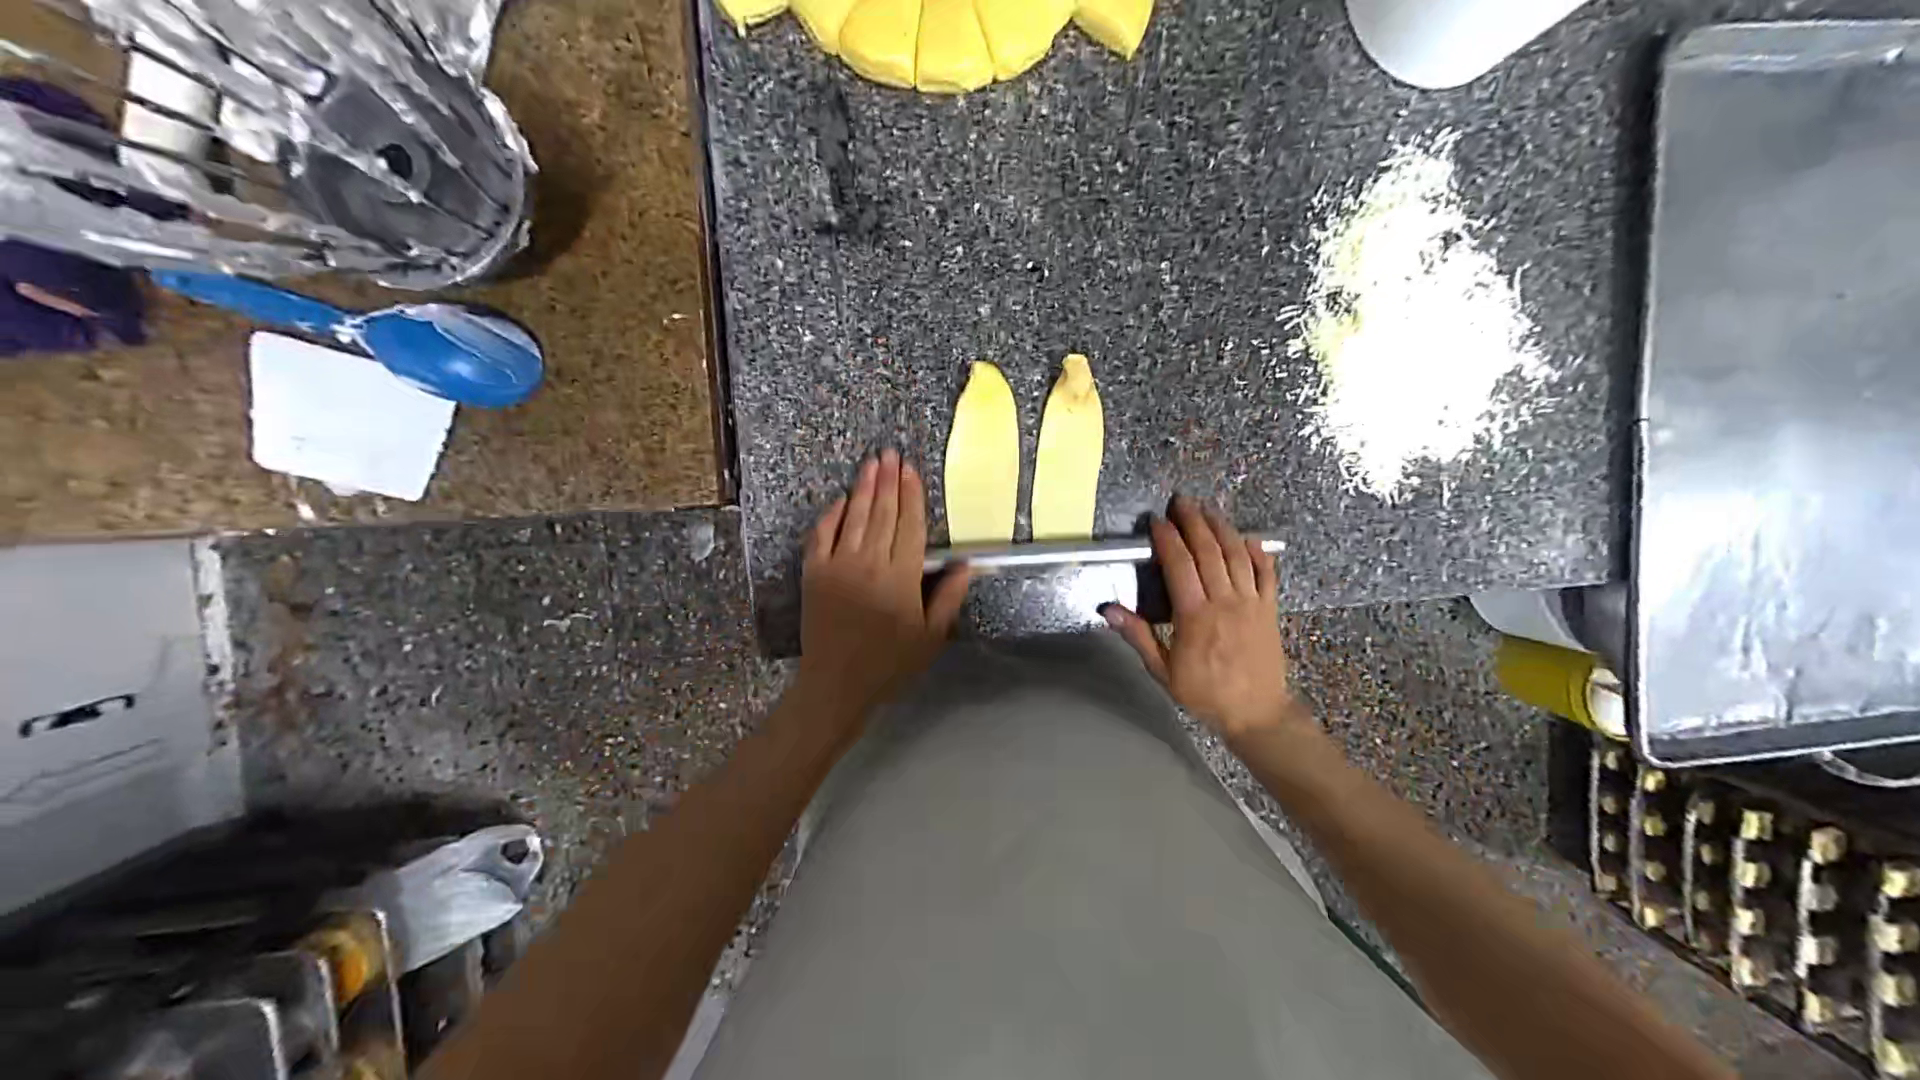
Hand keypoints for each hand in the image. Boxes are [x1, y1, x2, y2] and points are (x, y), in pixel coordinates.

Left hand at [797, 450, 971, 729]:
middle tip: (891, 454)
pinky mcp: (813, 573)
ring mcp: (837, 565)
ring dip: (863, 487)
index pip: (910, 525)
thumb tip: (968, 563)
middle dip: (888, 481)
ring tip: (872, 463)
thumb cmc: (889, 663)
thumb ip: (949, 597)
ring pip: (854, 517)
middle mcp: (869, 563)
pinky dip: (831, 514)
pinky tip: (841, 499)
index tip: (911, 470)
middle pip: (882, 513)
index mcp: (901, 578)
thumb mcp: (930, 636)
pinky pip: (821, 535)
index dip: (912, 495)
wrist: (836, 683)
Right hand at [1103, 496, 1309, 741]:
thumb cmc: (1204, 694)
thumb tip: (1109, 610)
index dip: (1167, 538)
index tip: (1156, 521)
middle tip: (1182, 501)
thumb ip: (1137, 635)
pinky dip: (1258, 552)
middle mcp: (1224, 601)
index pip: (1179, 564)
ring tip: (1208, 509)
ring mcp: (1251, 602)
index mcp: (1194, 615)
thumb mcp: (1163, 671)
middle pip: (1209, 550)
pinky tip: (1249, 537)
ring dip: (1222, 528)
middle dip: (1194, 521)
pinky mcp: (1270, 609)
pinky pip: (1267, 573)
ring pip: (1237, 555)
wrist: (1257, 713)